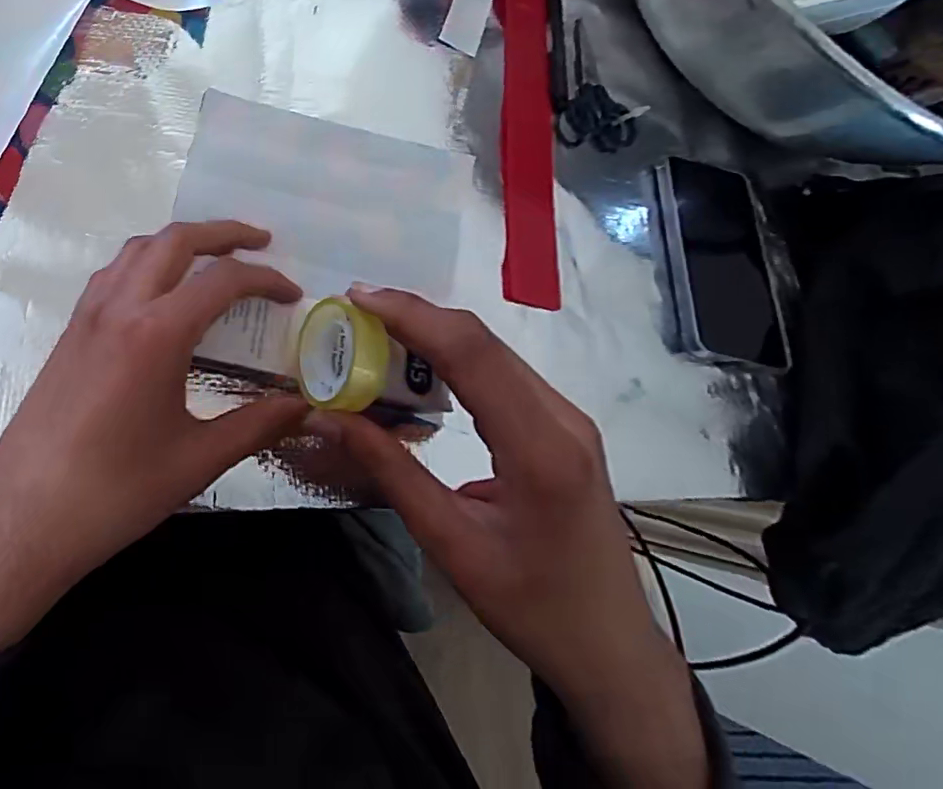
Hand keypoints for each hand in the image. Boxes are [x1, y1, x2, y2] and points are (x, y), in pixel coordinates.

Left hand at [0, 221, 310, 649]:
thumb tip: (303, 407)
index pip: (223, 280)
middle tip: (261, 242)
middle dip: (224, 233)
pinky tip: (160, 294)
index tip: (293, 294)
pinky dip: (147, 262)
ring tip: (213, 259)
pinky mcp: (70, 332)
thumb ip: (257, 425)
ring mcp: (88, 316)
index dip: (266, 280)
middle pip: (176, 240)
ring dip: (181, 242)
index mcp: (157, 333)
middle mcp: (120, 308)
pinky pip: (113, 274)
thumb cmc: (115, 492)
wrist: (22, 520)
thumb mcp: (197, 461)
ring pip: (138, 249)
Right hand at [320, 288, 707, 788]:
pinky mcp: (565, 425)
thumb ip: (392, 471)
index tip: (358, 297)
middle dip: (417, 315)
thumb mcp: (451, 544)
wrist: (610, 644)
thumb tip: (332, 417)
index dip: (412, 316)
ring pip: (496, 352)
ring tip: (379, 331)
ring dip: (437, 333)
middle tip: (357, 311)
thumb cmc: (531, 606)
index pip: (471, 354)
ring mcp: (569, 418)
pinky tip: (424, 365)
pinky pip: (506, 373)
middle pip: (484, 342)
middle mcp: (562, 417)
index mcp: (540, 447)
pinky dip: (459, 358)